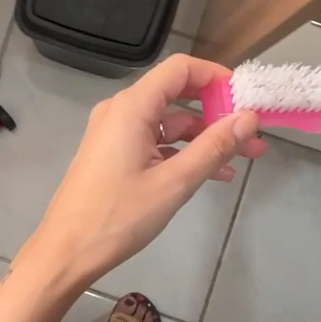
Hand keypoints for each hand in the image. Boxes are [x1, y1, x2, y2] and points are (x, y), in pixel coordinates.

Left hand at [24, 54, 267, 288]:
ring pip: (168, 123)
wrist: (66, 251)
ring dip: (204, 138)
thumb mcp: (174, 183)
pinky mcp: (113, 154)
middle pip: (176, 95)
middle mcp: (120, 111)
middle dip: (217, 112)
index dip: (216, 77)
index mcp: (131, 107)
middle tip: (254, 133)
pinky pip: (154, 142)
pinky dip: (182, 153)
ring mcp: (114, 133)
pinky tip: (213, 174)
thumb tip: (249, 118)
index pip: (180, 69)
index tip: (247, 98)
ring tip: (243, 159)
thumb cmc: (118, 216)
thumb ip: (214, 147)